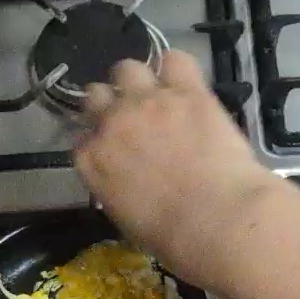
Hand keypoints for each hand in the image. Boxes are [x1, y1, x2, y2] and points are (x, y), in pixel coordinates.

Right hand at [75, 51, 281, 289]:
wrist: (218, 221)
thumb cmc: (174, 238)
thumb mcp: (128, 220)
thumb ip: (118, 190)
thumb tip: (129, 182)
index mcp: (92, 162)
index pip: (81, 139)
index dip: (97, 140)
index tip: (112, 149)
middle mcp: (112, 124)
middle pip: (95, 95)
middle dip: (109, 104)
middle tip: (131, 119)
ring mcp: (148, 102)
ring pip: (127, 68)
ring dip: (137, 80)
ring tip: (156, 95)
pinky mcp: (187, 91)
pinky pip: (174, 59)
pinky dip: (177, 69)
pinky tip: (186, 84)